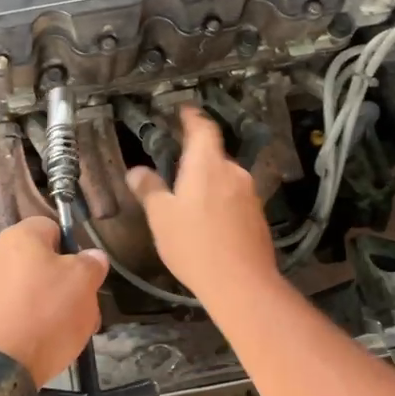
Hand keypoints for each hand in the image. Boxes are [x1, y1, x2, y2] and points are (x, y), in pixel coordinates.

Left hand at [0, 216, 108, 385]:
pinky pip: (0, 309)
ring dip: (33, 302)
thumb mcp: (83, 285)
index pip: (52, 228)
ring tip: (51, 333)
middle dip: (54, 281)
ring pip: (17, 286)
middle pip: (33, 259)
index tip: (81, 277)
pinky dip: (13, 320)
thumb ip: (91, 264)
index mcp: (19, 235)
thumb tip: (93, 255)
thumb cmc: (43, 316)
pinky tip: (26, 343)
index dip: (70, 250)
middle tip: (72, 310)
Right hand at [126, 105, 276, 296]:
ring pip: (224, 177)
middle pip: (213, 154)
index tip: (183, 110)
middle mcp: (232, 171)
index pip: (202, 128)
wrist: (242, 284)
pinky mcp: (258, 215)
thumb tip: (136, 171)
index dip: (192, 116)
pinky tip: (209, 221)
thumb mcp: (161, 217)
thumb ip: (149, 189)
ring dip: (208, 182)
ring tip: (190, 200)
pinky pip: (234, 197)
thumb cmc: (195, 245)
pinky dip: (220, 200)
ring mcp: (249, 193)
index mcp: (206, 164)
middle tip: (176, 168)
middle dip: (196, 158)